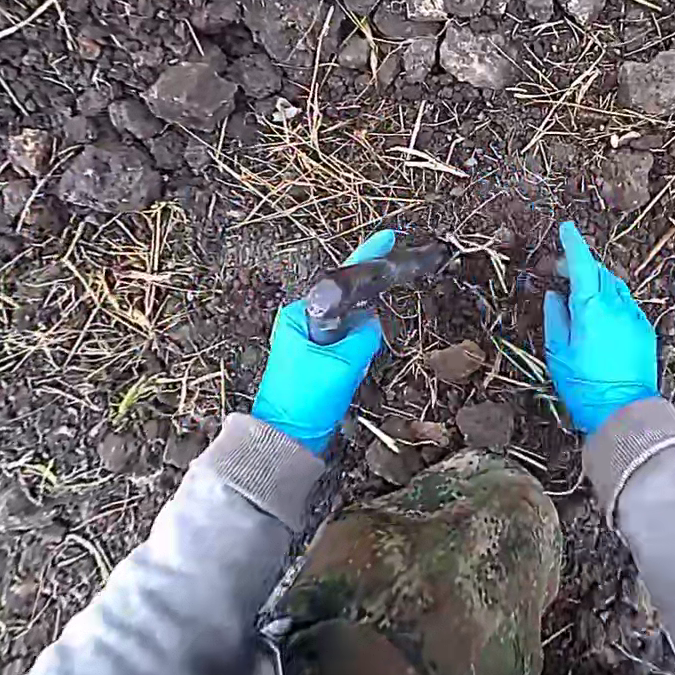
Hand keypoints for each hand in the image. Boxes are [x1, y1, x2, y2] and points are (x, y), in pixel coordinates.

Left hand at [252, 230, 396, 453]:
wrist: (286, 438)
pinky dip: (354, 352)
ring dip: (358, 342)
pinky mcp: (315, 356)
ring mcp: (307, 338)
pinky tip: (351, 372)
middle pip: (347, 303)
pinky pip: (344, 343)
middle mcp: (301, 320)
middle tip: (364, 344)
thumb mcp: (344, 361)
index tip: (388, 236)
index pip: (340, 279)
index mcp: (300, 314)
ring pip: (349, 326)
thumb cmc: (307, 397)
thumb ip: (365, 332)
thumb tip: (372, 319)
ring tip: (350, 371)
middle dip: (363, 319)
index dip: (366, 257)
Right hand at [543, 221, 659, 432]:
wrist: (626, 414)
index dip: (573, 244)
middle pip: (599, 271)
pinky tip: (599, 312)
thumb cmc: (586, 386)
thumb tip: (555, 295)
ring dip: (597, 280)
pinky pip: (626, 302)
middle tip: (559, 271)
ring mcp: (634, 316)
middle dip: (580, 264)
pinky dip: (611, 297)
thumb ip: (556, 317)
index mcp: (592, 307)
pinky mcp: (644, 329)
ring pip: (614, 285)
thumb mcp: (559, 352)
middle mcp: (617, 305)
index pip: (583, 264)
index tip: (565, 228)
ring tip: (578, 292)